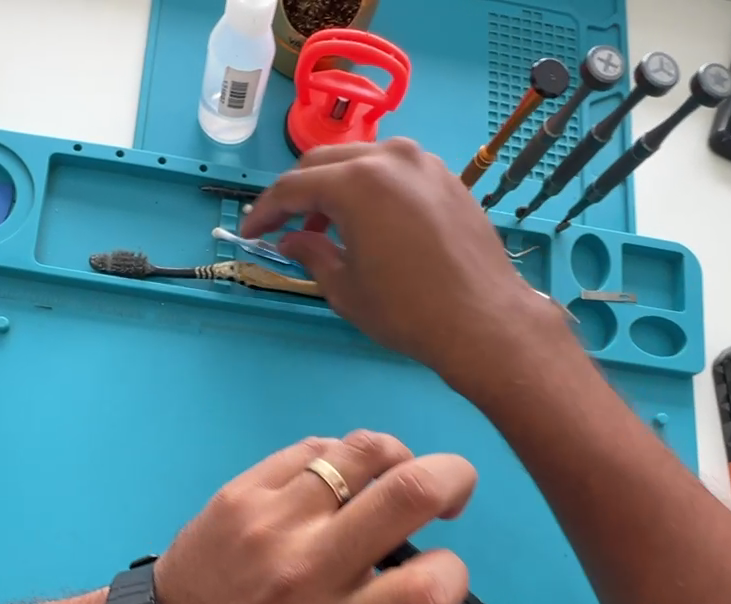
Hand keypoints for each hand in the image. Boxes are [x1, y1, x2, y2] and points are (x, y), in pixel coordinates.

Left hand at [152, 430, 477, 603]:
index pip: (433, 586)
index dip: (455, 573)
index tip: (435, 573)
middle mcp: (310, 568)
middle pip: (411, 491)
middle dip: (454, 478)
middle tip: (449, 494)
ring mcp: (274, 520)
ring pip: (365, 451)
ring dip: (399, 458)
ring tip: (391, 480)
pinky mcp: (244, 489)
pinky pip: (315, 446)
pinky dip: (342, 457)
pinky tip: (337, 481)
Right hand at [238, 138, 571, 396]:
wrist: (480, 319)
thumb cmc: (404, 310)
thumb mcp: (345, 288)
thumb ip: (311, 254)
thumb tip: (290, 240)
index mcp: (356, 182)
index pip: (293, 187)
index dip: (265, 211)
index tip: (249, 233)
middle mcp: (389, 156)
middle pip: (324, 163)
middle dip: (296, 193)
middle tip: (280, 225)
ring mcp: (423, 162)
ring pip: (361, 161)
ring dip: (333, 188)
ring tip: (323, 227)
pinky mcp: (446, 176)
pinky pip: (393, 171)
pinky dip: (369, 189)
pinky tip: (366, 222)